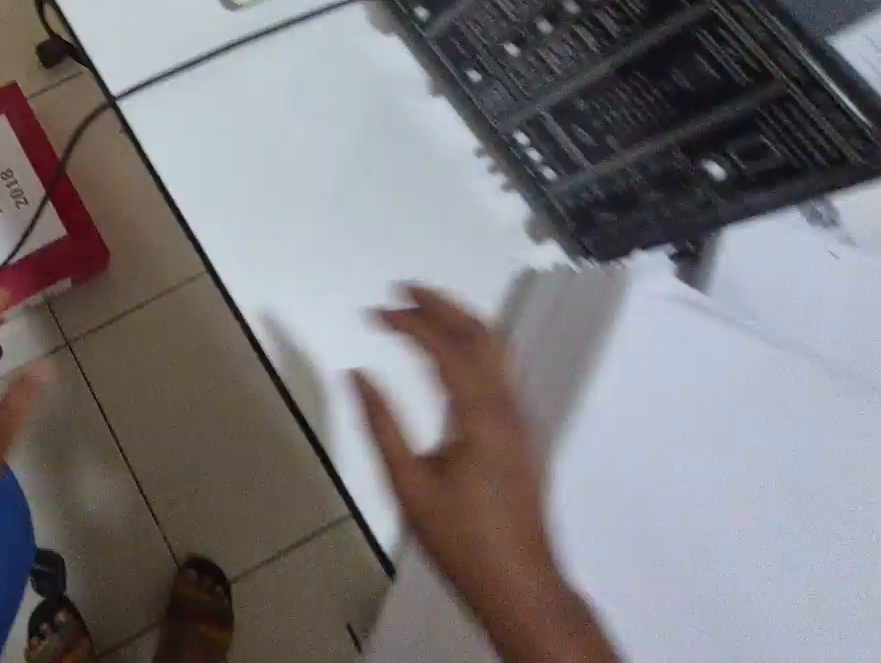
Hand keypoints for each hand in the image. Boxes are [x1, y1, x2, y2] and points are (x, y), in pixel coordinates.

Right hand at [353, 286, 616, 662]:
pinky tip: (446, 352)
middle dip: (442, 305)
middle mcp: (507, 409)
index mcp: (479, 418)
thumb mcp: (407, 485)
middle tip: (402, 291)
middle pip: (482, 335)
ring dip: (458, 321)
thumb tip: (356, 374)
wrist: (523, 588)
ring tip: (420, 310)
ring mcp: (519, 421)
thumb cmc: (460, 539)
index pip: (446, 348)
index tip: (374, 312)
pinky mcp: (520, 434)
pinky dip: (470, 344)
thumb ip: (381, 424)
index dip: (410, 322)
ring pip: (497, 350)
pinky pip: (498, 370)